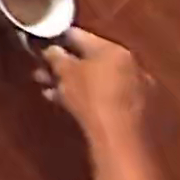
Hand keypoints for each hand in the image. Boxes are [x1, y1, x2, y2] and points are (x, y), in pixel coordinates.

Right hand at [35, 27, 147, 148]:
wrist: (123, 145)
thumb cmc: (91, 98)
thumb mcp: (63, 71)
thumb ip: (54, 55)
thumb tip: (50, 49)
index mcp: (114, 50)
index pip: (77, 35)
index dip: (54, 39)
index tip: (39, 46)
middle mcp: (131, 67)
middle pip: (89, 59)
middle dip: (64, 66)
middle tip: (43, 72)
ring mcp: (139, 92)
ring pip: (98, 80)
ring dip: (74, 83)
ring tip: (51, 91)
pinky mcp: (141, 115)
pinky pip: (109, 97)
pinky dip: (89, 98)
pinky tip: (68, 105)